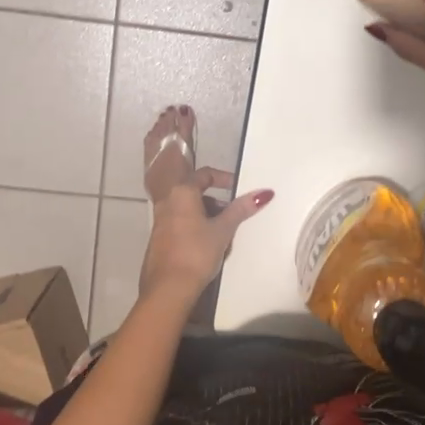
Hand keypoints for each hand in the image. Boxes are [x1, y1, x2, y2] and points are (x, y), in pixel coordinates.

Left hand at [140, 106, 272, 298]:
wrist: (168, 286)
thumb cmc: (197, 253)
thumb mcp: (223, 230)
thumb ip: (241, 209)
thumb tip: (266, 192)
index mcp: (183, 193)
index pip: (203, 175)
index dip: (221, 178)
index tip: (235, 188)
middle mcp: (167, 200)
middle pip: (177, 172)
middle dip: (185, 158)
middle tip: (183, 137)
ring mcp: (160, 218)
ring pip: (176, 196)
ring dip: (194, 195)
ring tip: (216, 212)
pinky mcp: (158, 234)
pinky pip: (174, 211)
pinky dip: (188, 210)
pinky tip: (202, 228)